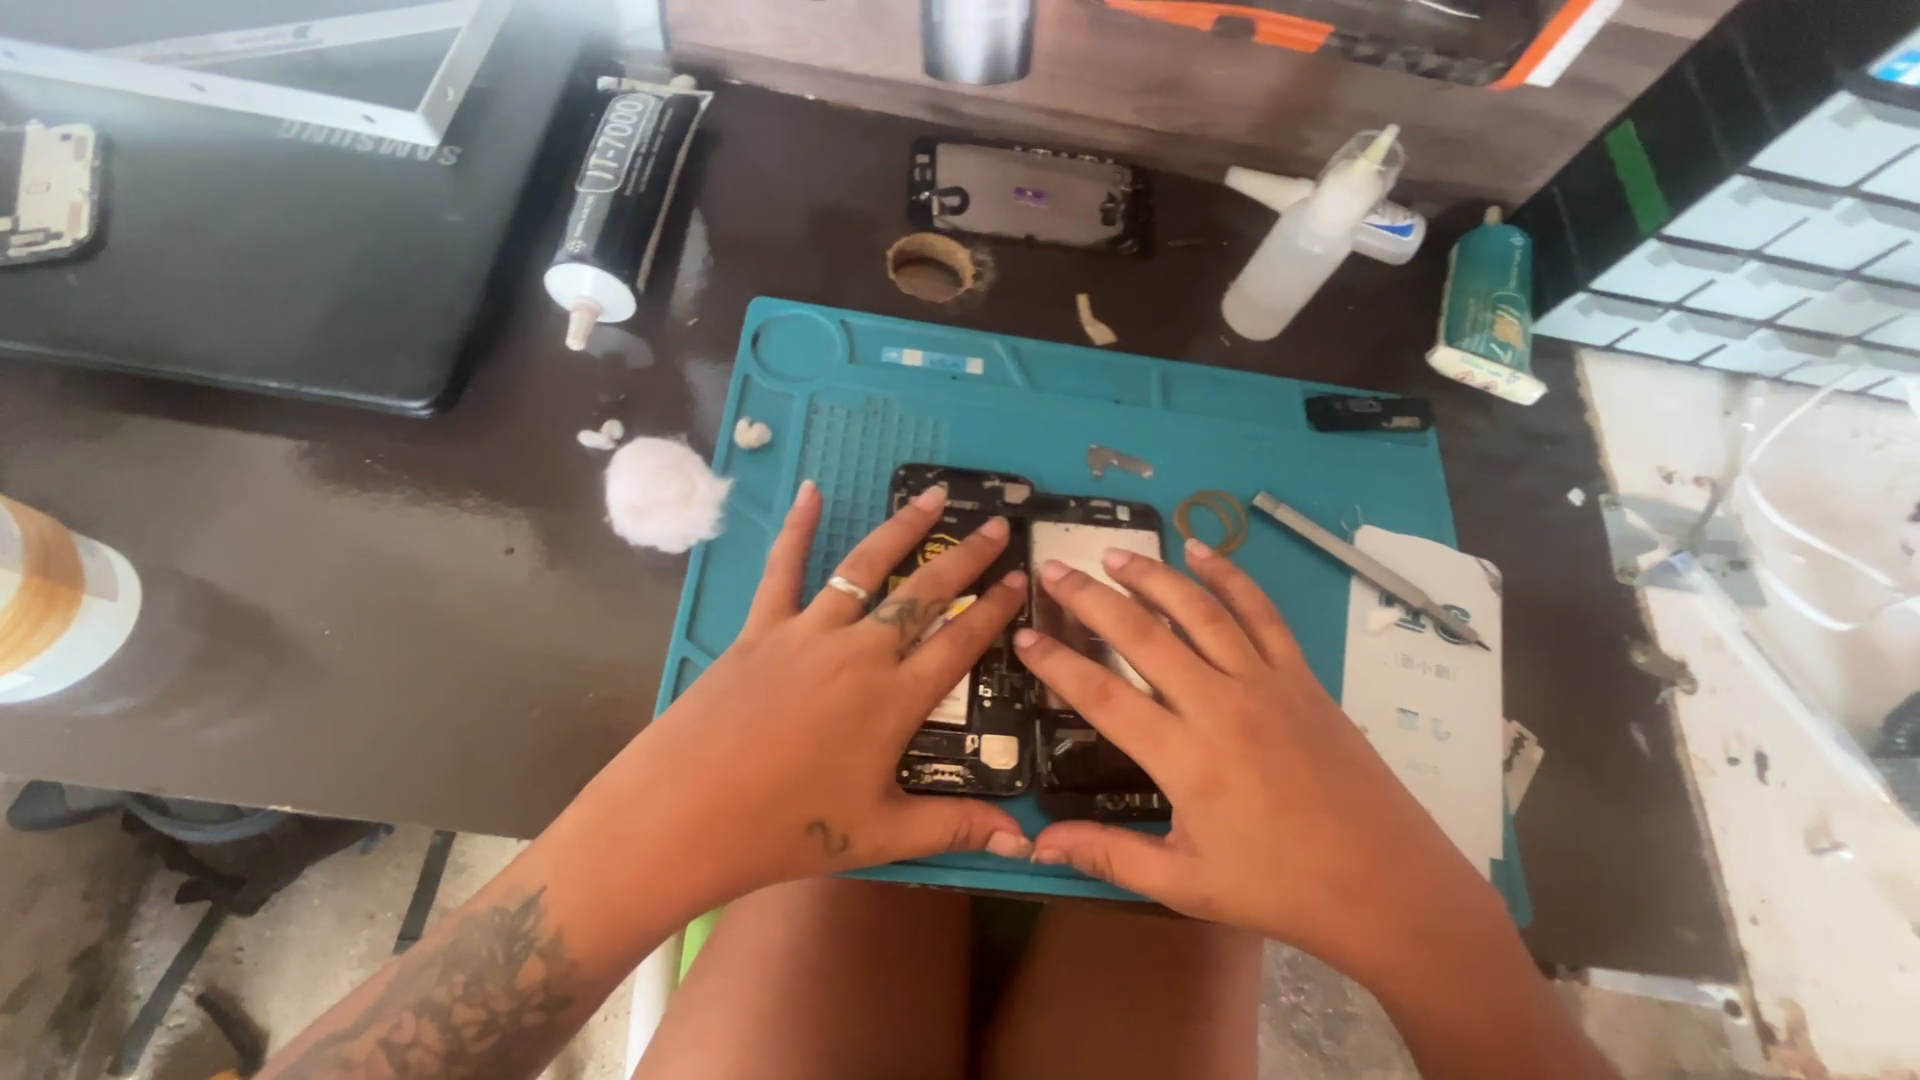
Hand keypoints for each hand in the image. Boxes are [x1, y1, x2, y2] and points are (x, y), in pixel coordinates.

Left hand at [592, 479, 1032, 908]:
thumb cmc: (786, 829)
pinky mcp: (760, 627)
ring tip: (932, 497)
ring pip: (866, 567)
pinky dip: (797, 527)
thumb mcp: (879, 835)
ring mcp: (808, 632)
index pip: (961, 643)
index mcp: (895, 699)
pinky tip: (812, 491)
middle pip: (925, 593)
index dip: (996, 610)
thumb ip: (955, 828)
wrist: (683, 816)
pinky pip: (783, 568)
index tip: (1021, 579)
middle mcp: (860, 652)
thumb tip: (1025, 841)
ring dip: (903, 528)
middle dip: (967, 557)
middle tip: (998, 526)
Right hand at [1014, 539, 1508, 987]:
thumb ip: (1107, 854)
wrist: (1386, 886)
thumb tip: (1037, 843)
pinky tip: (1201, 550)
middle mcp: (1218, 704)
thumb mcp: (1183, 883)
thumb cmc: (1278, 887)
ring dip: (1152, 576)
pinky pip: (1261, 614)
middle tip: (1053, 569)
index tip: (1024, 636)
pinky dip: (1230, 576)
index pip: (1101, 694)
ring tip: (1114, 553)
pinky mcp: (1300, 677)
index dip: (1056, 663)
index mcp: (1184, 756)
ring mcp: (1264, 683)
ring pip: (1199, 611)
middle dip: (1090, 598)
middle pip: (1142, 634)